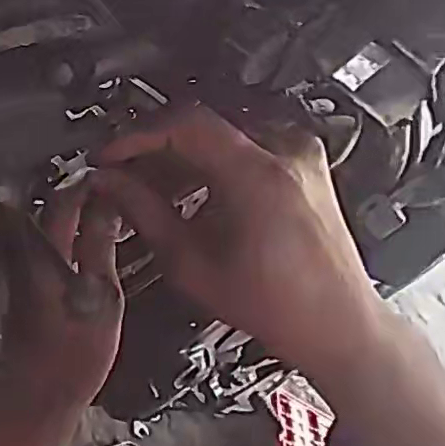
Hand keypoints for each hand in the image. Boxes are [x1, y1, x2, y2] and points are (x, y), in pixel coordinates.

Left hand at [0, 188, 123, 445]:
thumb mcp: (103, 298)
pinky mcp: (22, 284)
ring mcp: (21, 269)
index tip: (112, 177)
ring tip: (106, 213)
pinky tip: (87, 245)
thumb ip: (100, 247)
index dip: (87, 182)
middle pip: (50, 209)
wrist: (38, 395)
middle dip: (80, 194)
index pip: (63, 199)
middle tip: (113, 191)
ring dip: (74, 215)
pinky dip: (66, 238)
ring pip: (46, 226)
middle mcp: (25, 254)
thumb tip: (106, 206)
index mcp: (44, 252)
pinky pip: (44, 247)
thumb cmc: (74, 355)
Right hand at [91, 106, 444, 445]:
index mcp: (258, 174)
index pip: (183, 125)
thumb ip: (143, 212)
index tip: (110, 155)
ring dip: (177, 156)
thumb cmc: (278, 304)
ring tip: (149, 187)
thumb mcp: (190, 262)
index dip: (136, 136)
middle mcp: (285, 153)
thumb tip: (111, 184)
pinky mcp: (300, 163)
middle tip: (122, 171)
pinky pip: (240, 144)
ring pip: (217, 132)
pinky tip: (185, 190)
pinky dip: (205, 162)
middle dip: (152, 147)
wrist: (334, 322)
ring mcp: (297, 155)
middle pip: (199, 124)